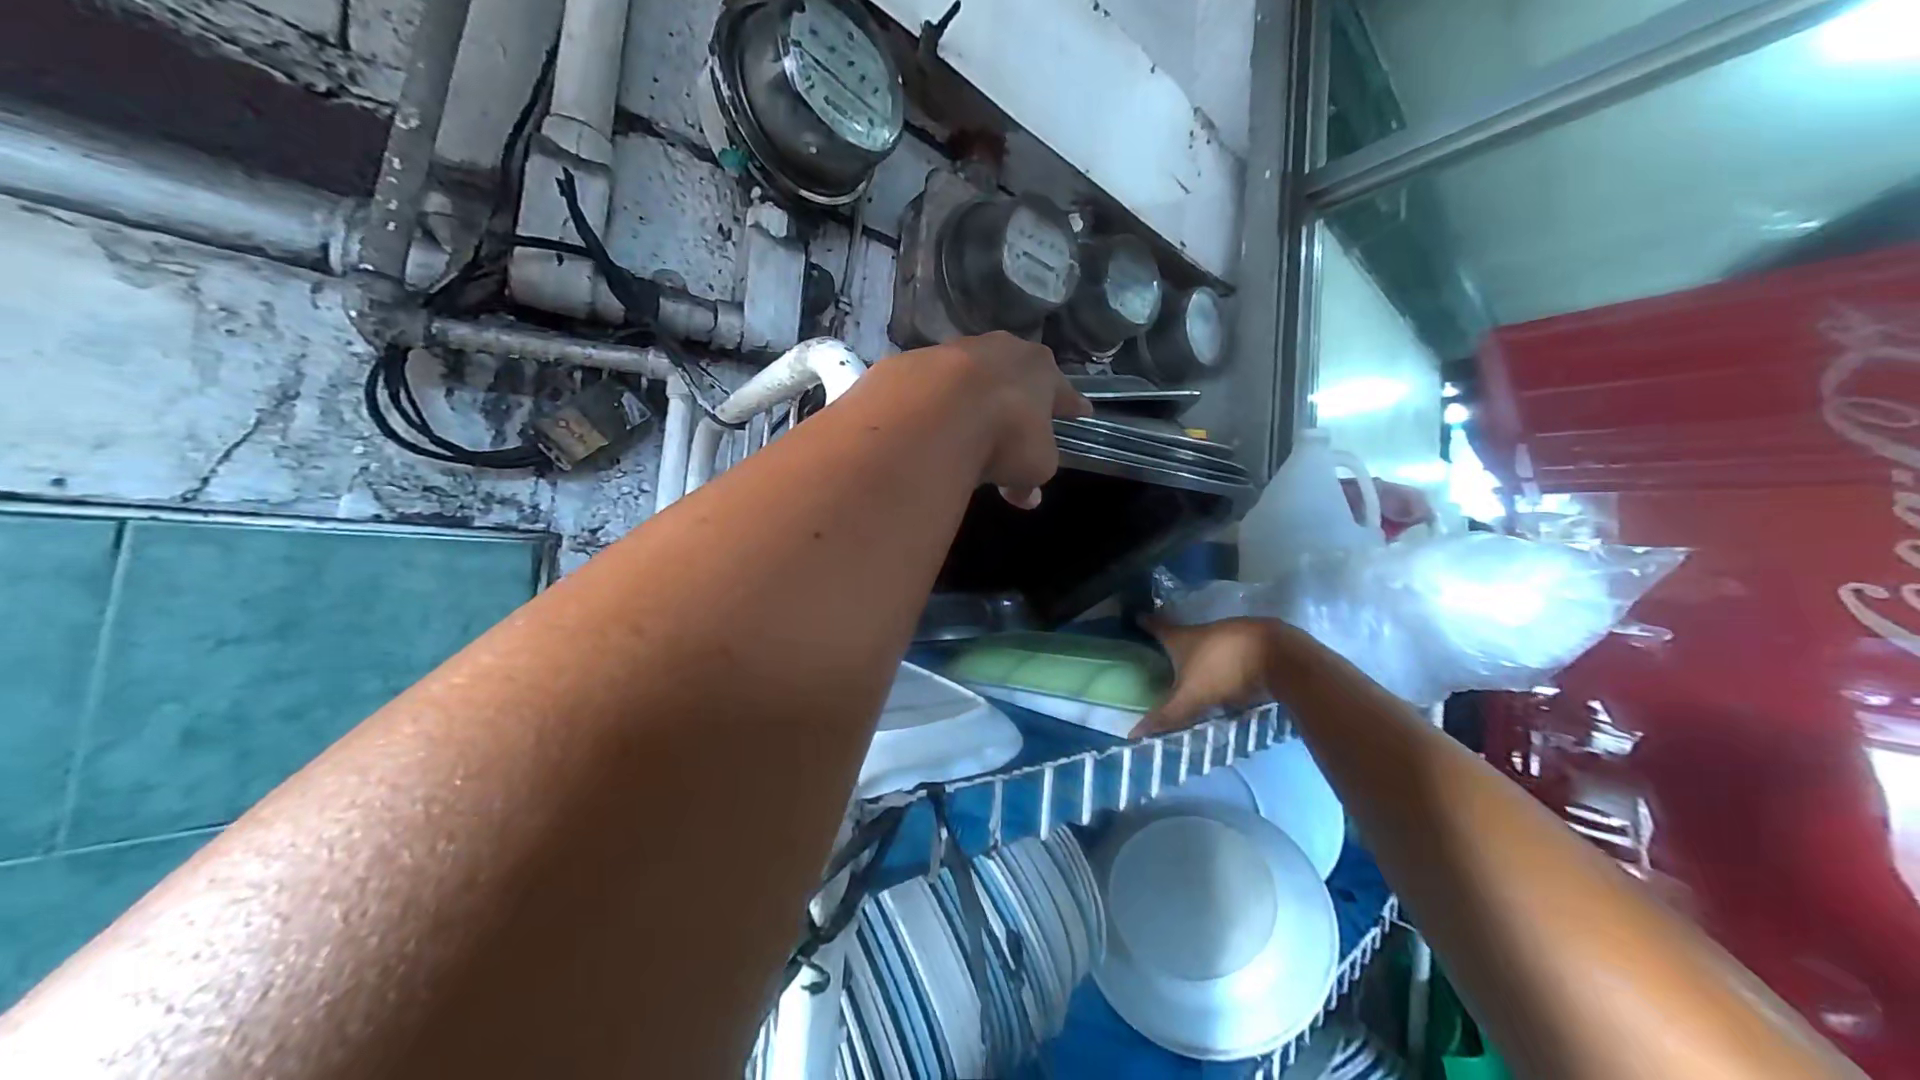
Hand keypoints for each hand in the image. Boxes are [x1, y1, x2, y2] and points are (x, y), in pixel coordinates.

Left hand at [920, 333, 1091, 508]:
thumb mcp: (1033, 467)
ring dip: (972, 398)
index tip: (1080, 412)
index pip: (1063, 391)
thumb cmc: (1004, 436)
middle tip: (1018, 419)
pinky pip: (932, 389)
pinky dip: (935, 406)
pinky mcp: (914, 362)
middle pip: (1015, 374)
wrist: (931, 414)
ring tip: (966, 428)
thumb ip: (1031, 479)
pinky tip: (929, 426)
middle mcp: (1000, 349)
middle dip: (1018, 396)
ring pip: (970, 376)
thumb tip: (1026, 496)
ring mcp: (953, 350)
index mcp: (1040, 368)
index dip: (1071, 406)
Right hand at [1135, 616, 1285, 737]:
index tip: (1137, 616)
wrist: (1279, 655)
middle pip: (1186, 635)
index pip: (1158, 627)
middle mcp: (1206, 630)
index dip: (1146, 623)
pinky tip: (1232, 673)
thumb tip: (1132, 734)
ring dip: (1205, 652)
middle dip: (1177, 644)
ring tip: (1199, 668)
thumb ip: (1166, 716)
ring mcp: (1234, 632)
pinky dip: (1230, 658)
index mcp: (1183, 638)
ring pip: (1213, 642)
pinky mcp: (1258, 639)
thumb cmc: (1224, 671)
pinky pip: (1236, 649)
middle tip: (1167, 654)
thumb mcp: (1191, 698)